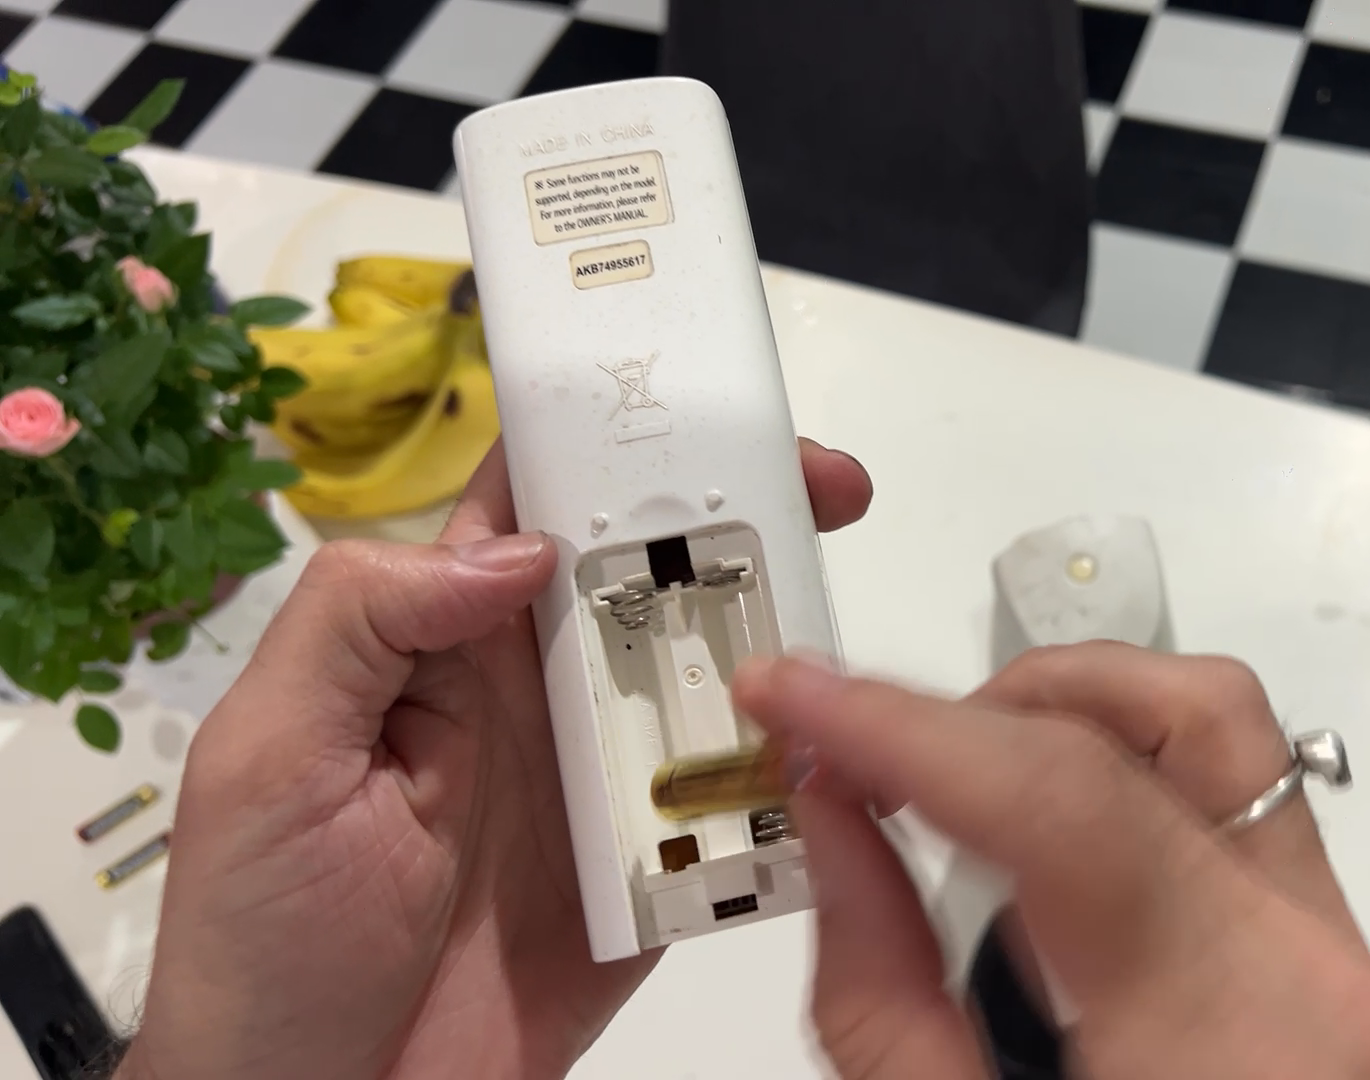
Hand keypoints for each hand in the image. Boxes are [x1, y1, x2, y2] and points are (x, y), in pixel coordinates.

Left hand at [121, 439, 869, 1079]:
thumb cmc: (281, 935)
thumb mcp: (276, 759)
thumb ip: (365, 626)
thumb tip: (525, 553)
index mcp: (475, 627)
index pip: (559, 496)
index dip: (634, 440)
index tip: (718, 415)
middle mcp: (568, 667)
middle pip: (673, 558)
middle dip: (755, 507)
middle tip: (831, 488)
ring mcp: (634, 744)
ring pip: (729, 647)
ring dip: (792, 608)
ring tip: (846, 586)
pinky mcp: (680, 820)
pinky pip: (753, 759)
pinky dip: (803, 732)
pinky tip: (846, 715)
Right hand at [732, 643, 1369, 1079]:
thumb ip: (877, 981)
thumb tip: (830, 798)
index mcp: (1231, 1029)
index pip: (1056, 797)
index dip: (901, 727)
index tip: (788, 692)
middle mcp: (1302, 947)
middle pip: (1167, 715)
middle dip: (988, 708)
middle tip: (879, 761)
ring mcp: (1322, 920)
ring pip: (1203, 713)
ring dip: (1059, 706)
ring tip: (956, 775)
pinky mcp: (1302, 910)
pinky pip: (1209, 764)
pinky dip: (1102, 740)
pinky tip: (1025, 808)